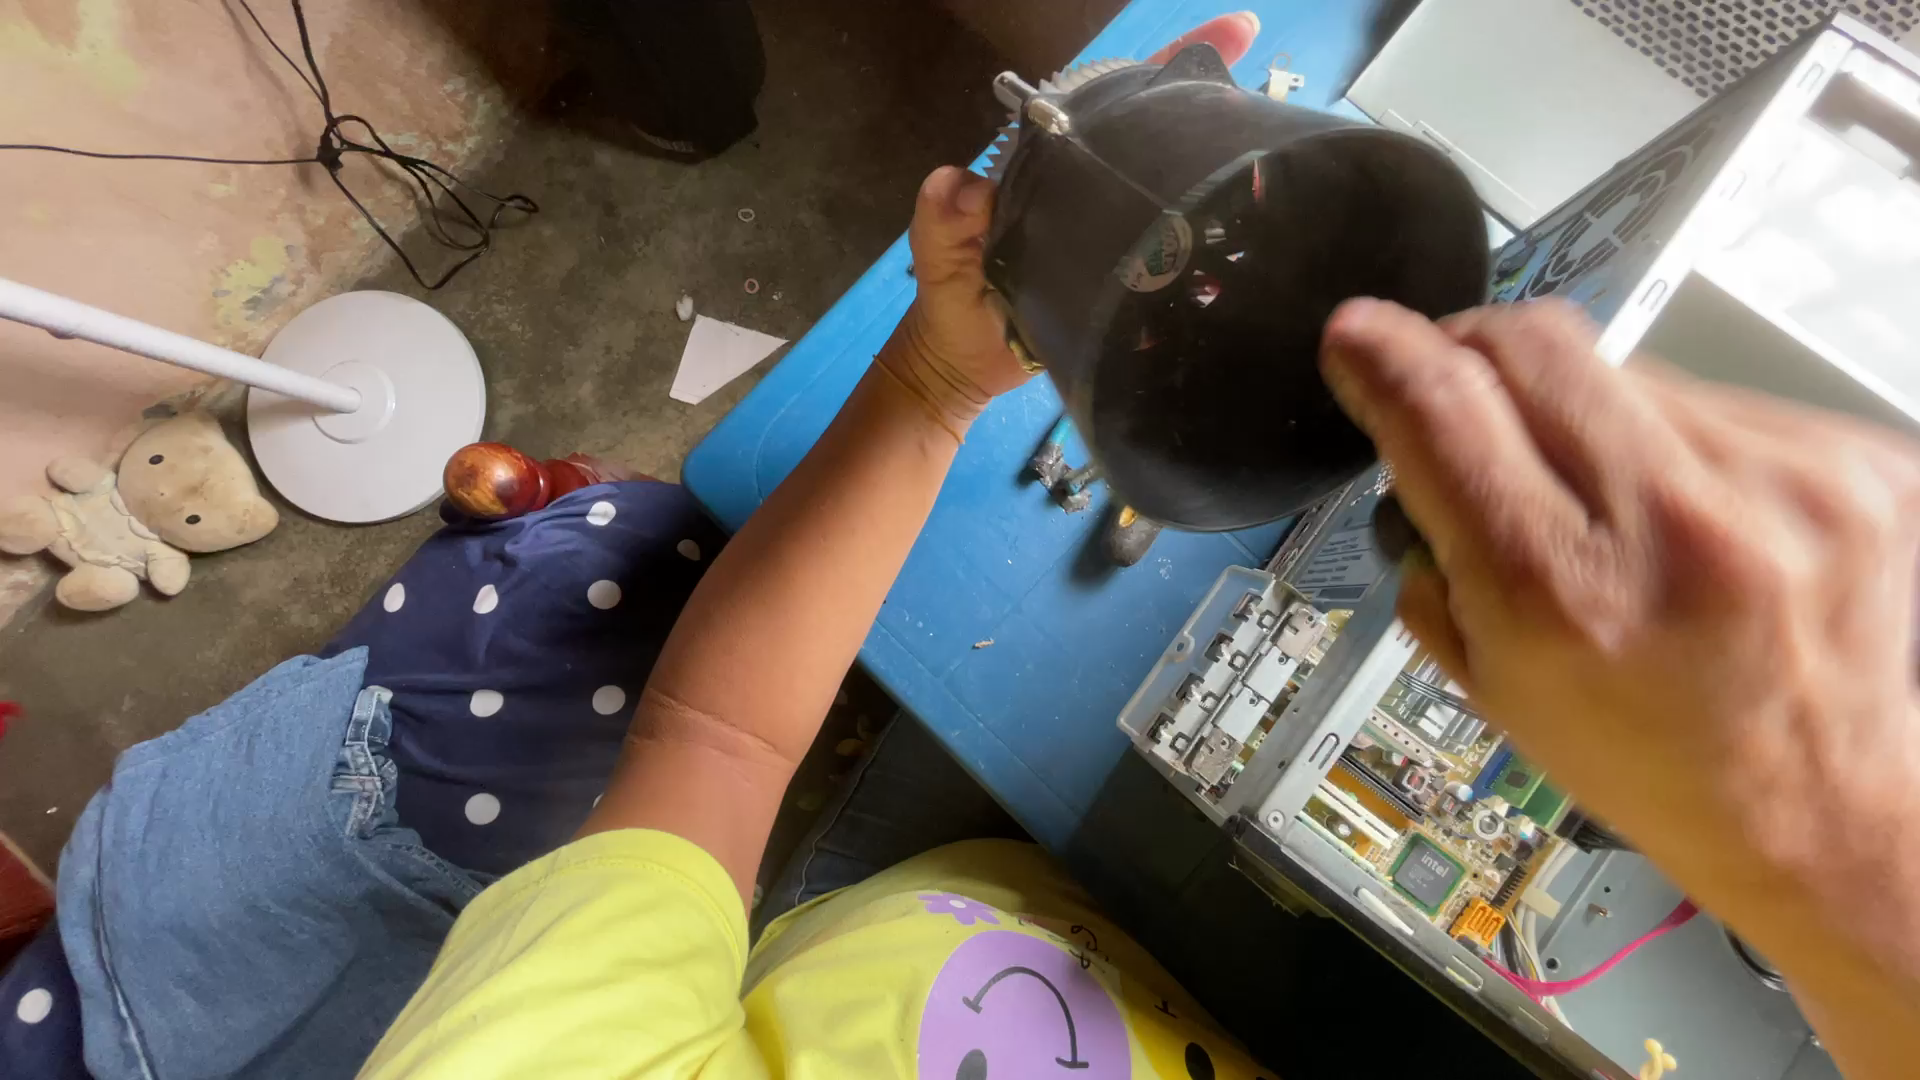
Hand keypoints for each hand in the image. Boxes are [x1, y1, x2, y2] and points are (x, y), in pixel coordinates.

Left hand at [885, 13, 1263, 428]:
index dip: (1164, 71)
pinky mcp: (1121, 288)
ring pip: (1165, 201)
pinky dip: (1202, 253)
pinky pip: (1166, 263)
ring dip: (1215, 183)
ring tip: (1270, 169)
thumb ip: (941, 222)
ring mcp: (1107, 242)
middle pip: (1151, 144)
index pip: (1106, 106)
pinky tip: (1241, 248)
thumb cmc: (950, 308)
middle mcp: (1085, 196)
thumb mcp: (938, 258)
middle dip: (1209, 112)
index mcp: (1048, 172)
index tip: (1231, 37)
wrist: (966, 369)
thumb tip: (963, 187)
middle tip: (1265, 100)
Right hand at [1320, 297, 1919, 1071]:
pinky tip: (1661, 501)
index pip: (1443, 413)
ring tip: (1576, 484)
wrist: (1830, 810)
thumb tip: (1417, 442)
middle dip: (1459, 343)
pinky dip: (1642, 430)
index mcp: (1550, 588)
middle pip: (1531, 344)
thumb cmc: (1619, 749)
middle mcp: (1673, 518)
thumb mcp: (1476, 671)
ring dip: (1556, 402)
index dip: (1381, 356)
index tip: (1349, 333)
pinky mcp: (1858, 456)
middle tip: (1440, 379)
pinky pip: (1694, 396)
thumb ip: (1428, 547)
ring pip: (1611, 365)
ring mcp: (1783, 477)